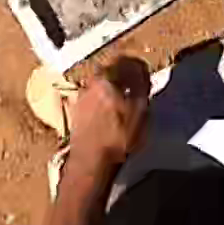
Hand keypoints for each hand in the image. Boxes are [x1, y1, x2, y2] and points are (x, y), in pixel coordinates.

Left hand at [64, 57, 148, 178]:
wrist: (89, 163)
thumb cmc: (118, 137)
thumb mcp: (139, 112)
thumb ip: (141, 88)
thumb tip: (141, 74)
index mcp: (107, 78)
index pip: (126, 61)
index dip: (139, 66)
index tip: (147, 75)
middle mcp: (91, 82)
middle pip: (111, 70)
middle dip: (125, 74)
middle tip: (137, 84)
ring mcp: (81, 96)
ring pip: (101, 82)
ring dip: (114, 86)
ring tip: (124, 98)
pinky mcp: (76, 111)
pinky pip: (94, 95)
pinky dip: (104, 97)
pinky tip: (110, 110)